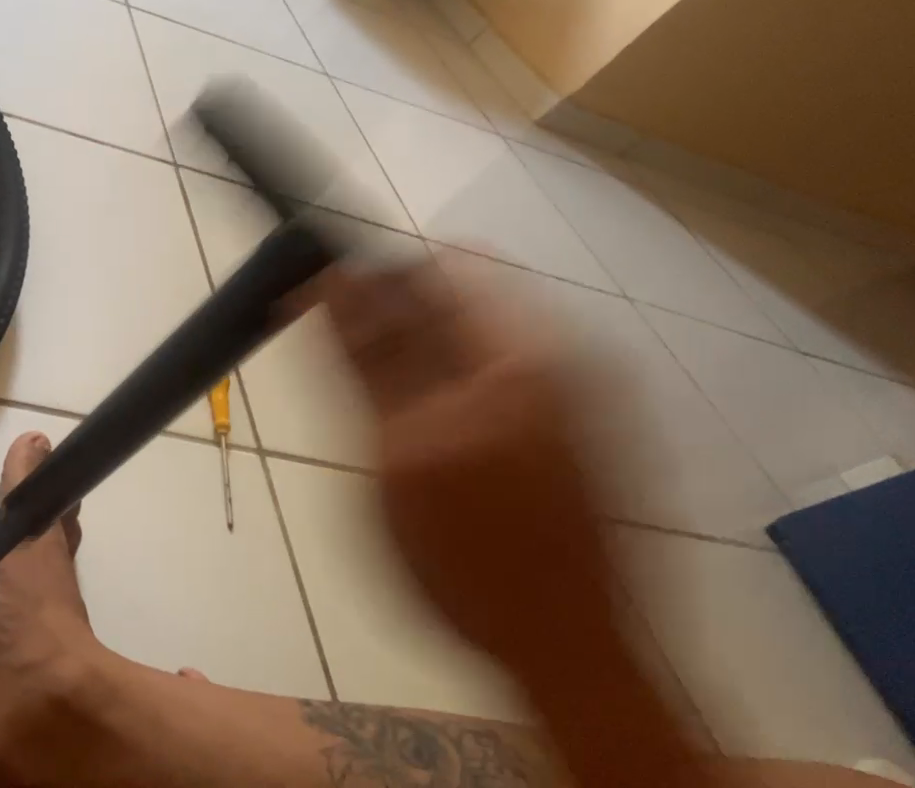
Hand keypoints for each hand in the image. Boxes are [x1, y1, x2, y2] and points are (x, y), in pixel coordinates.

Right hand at [315, 265, 616, 677]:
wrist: (569, 652)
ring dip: (423, 354)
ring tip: (390, 415)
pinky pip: (508, 370)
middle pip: (461, 294)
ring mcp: (589, 390)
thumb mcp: (395, 453)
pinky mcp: (591, 422)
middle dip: (396, 321)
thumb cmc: (466, 560)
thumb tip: (331, 276)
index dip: (372, 277)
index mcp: (525, 353)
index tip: (322, 308)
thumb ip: (365, 356)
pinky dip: (459, 384)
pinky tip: (437, 437)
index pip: (437, 261)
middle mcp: (571, 355)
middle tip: (351, 373)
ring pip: (478, 333)